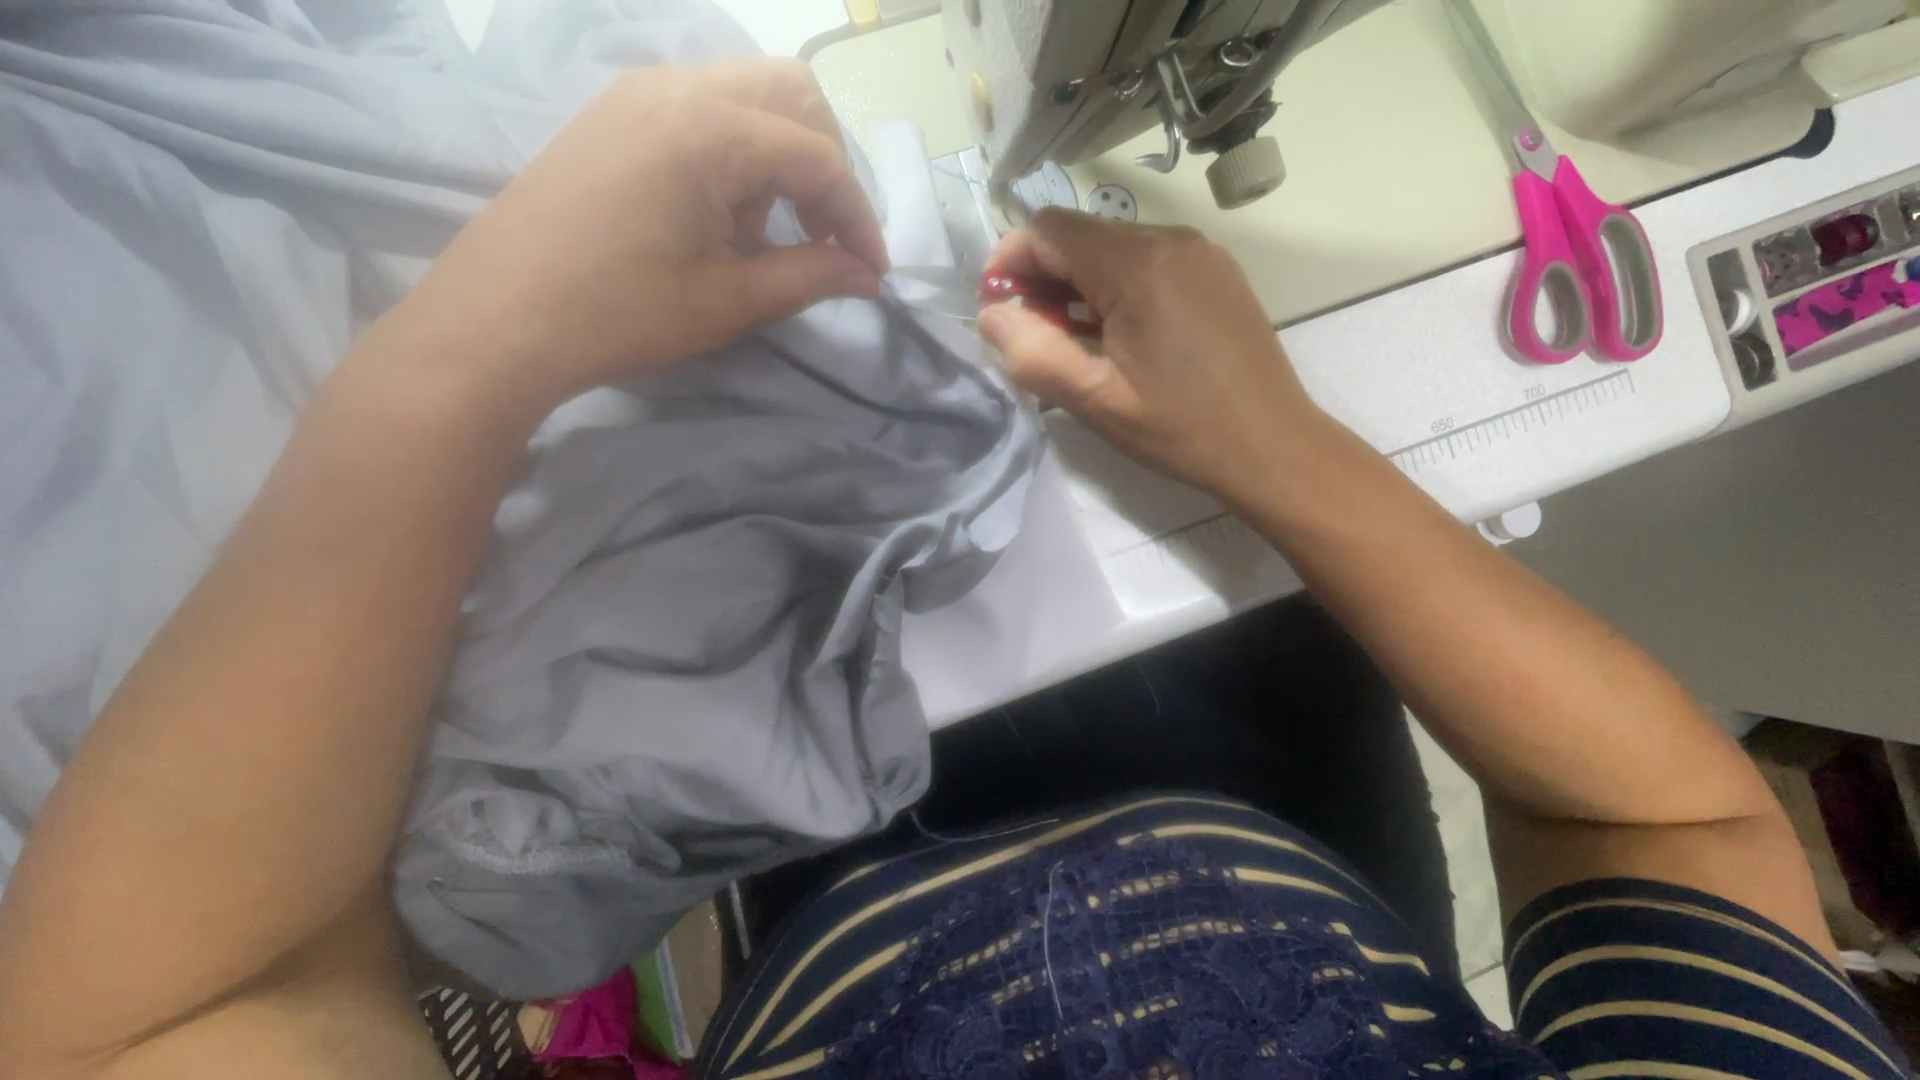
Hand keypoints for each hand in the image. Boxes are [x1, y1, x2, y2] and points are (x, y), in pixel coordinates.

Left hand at [380, 60, 888, 413]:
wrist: (495, 323)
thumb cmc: (619, 314)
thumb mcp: (729, 301)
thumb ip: (811, 276)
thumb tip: (866, 274)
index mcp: (710, 129)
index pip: (819, 156)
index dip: (858, 217)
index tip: (874, 272)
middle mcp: (676, 87)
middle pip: (791, 94)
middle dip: (826, 166)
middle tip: (825, 236)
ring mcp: (636, 94)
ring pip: (746, 96)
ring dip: (780, 158)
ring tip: (768, 234)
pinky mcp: (613, 116)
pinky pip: (701, 111)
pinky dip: (735, 154)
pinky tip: (722, 216)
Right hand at [978, 209, 1327, 506]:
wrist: (1273, 445)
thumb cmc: (1181, 427)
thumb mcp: (1096, 400)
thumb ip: (1033, 353)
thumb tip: (991, 314)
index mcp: (1137, 266)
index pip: (1050, 229)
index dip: (1010, 259)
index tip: (996, 305)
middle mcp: (1171, 240)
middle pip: (1082, 233)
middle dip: (1044, 275)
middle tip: (1033, 333)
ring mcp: (1201, 252)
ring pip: (1114, 245)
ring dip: (1080, 282)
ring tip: (1075, 339)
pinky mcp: (1218, 272)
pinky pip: (1150, 260)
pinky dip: (1118, 285)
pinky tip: (1120, 333)